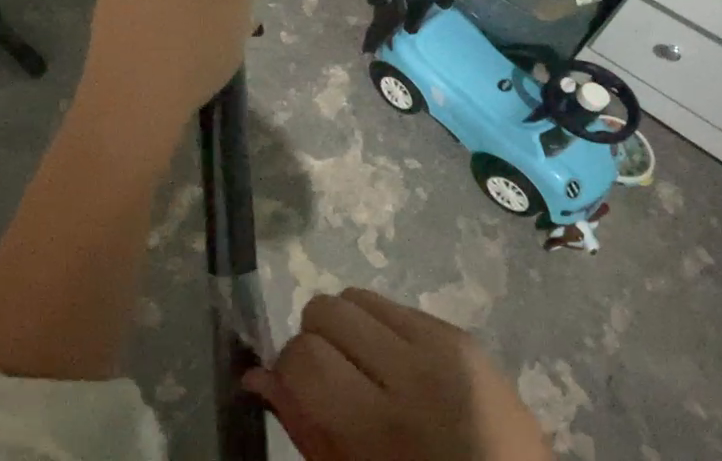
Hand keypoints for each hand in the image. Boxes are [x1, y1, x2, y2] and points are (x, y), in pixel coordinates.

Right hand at [248, 289, 550, 460]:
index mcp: (384, 424)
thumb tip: (256, 373)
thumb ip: (303, 425)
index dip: (290, 370)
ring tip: (368, 372)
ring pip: (357, 296)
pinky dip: (385, 331)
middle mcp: (415, 371)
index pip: (304, 354)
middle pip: (326, 308)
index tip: (300, 392)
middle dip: (317, 341)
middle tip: (335, 383)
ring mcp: (446, 345)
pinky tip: (400, 369)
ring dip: (349, 329)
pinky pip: (398, 306)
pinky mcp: (465, 335)